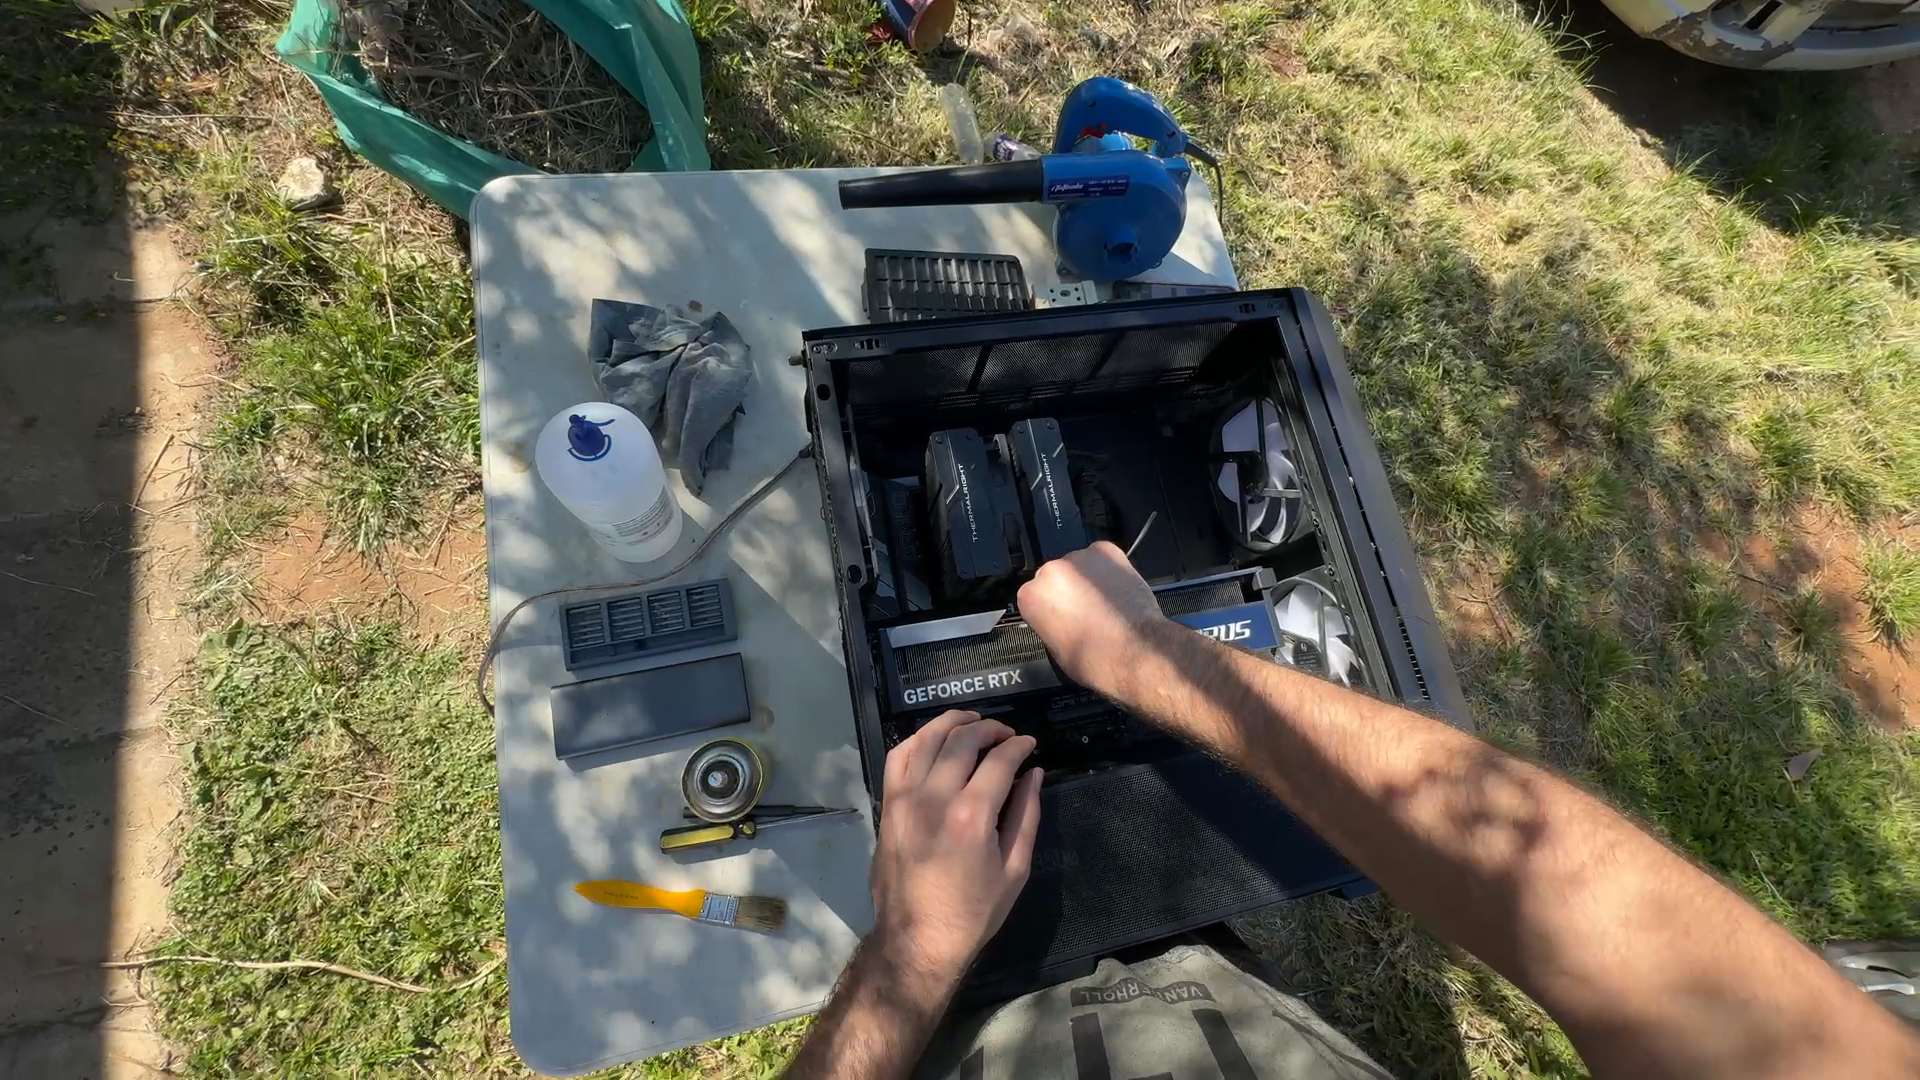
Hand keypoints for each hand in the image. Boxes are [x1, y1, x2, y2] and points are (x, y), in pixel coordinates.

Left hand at [869, 711, 1042, 984]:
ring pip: (928, 738)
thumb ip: (1027, 815)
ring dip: (954, 722)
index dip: (1019, 746)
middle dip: (990, 728)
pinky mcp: (888, 804)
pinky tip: (936, 738)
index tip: (1029, 744)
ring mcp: (906, 798)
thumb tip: (1034, 774)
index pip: (1000, 760)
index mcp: (972, 816)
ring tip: (974, 722)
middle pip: (964, 739)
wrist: (916, 940)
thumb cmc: (973, 911)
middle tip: (1006, 734)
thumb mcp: (1015, 869)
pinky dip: (919, 738)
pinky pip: (899, 756)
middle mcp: (935, 797)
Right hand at [1017, 541, 1163, 696]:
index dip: (1048, 607)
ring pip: (1078, 565)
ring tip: (1102, 603)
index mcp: (1031, 596)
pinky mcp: (1107, 552)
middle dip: (1067, 591)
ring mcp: (1080, 559)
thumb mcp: (1054, 649)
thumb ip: (1048, 622)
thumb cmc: (1096, 658)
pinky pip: (1103, 557)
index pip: (1032, 594)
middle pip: (1054, 576)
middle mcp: (1052, 572)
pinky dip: (1109, 570)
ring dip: (1087, 579)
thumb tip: (1055, 618)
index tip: (1058, 614)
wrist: (1133, 653)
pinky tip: (1114, 591)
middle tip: (1083, 611)